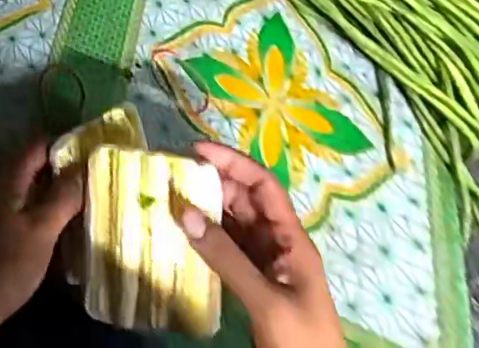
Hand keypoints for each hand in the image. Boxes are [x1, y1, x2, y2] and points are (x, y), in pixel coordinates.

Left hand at [0, 138, 84, 335]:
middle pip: (41, 165)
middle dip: (68, 172)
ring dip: (61, 195)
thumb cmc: (4, 264)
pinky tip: (68, 230)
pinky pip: (33, 210)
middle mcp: (6, 184)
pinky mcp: (4, 230)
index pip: (42, 142)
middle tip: (97, 183)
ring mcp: (3, 207)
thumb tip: (85, 165)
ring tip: (89, 205)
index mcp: (12, 175)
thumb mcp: (41, 229)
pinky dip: (50, 214)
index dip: (68, 145)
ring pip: (39, 189)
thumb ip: (63, 195)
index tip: (95, 156)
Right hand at [176, 141, 343, 347]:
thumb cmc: (302, 344)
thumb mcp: (266, 301)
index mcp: (291, 238)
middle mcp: (278, 244)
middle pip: (246, 200)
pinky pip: (229, 251)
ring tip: (176, 198)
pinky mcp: (254, 288)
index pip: (263, 184)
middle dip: (215, 183)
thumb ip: (227, 257)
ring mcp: (266, 266)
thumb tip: (185, 212)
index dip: (233, 162)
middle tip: (178, 176)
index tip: (198, 150)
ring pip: (234, 224)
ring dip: (208, 210)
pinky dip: (208, 239)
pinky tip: (186, 235)